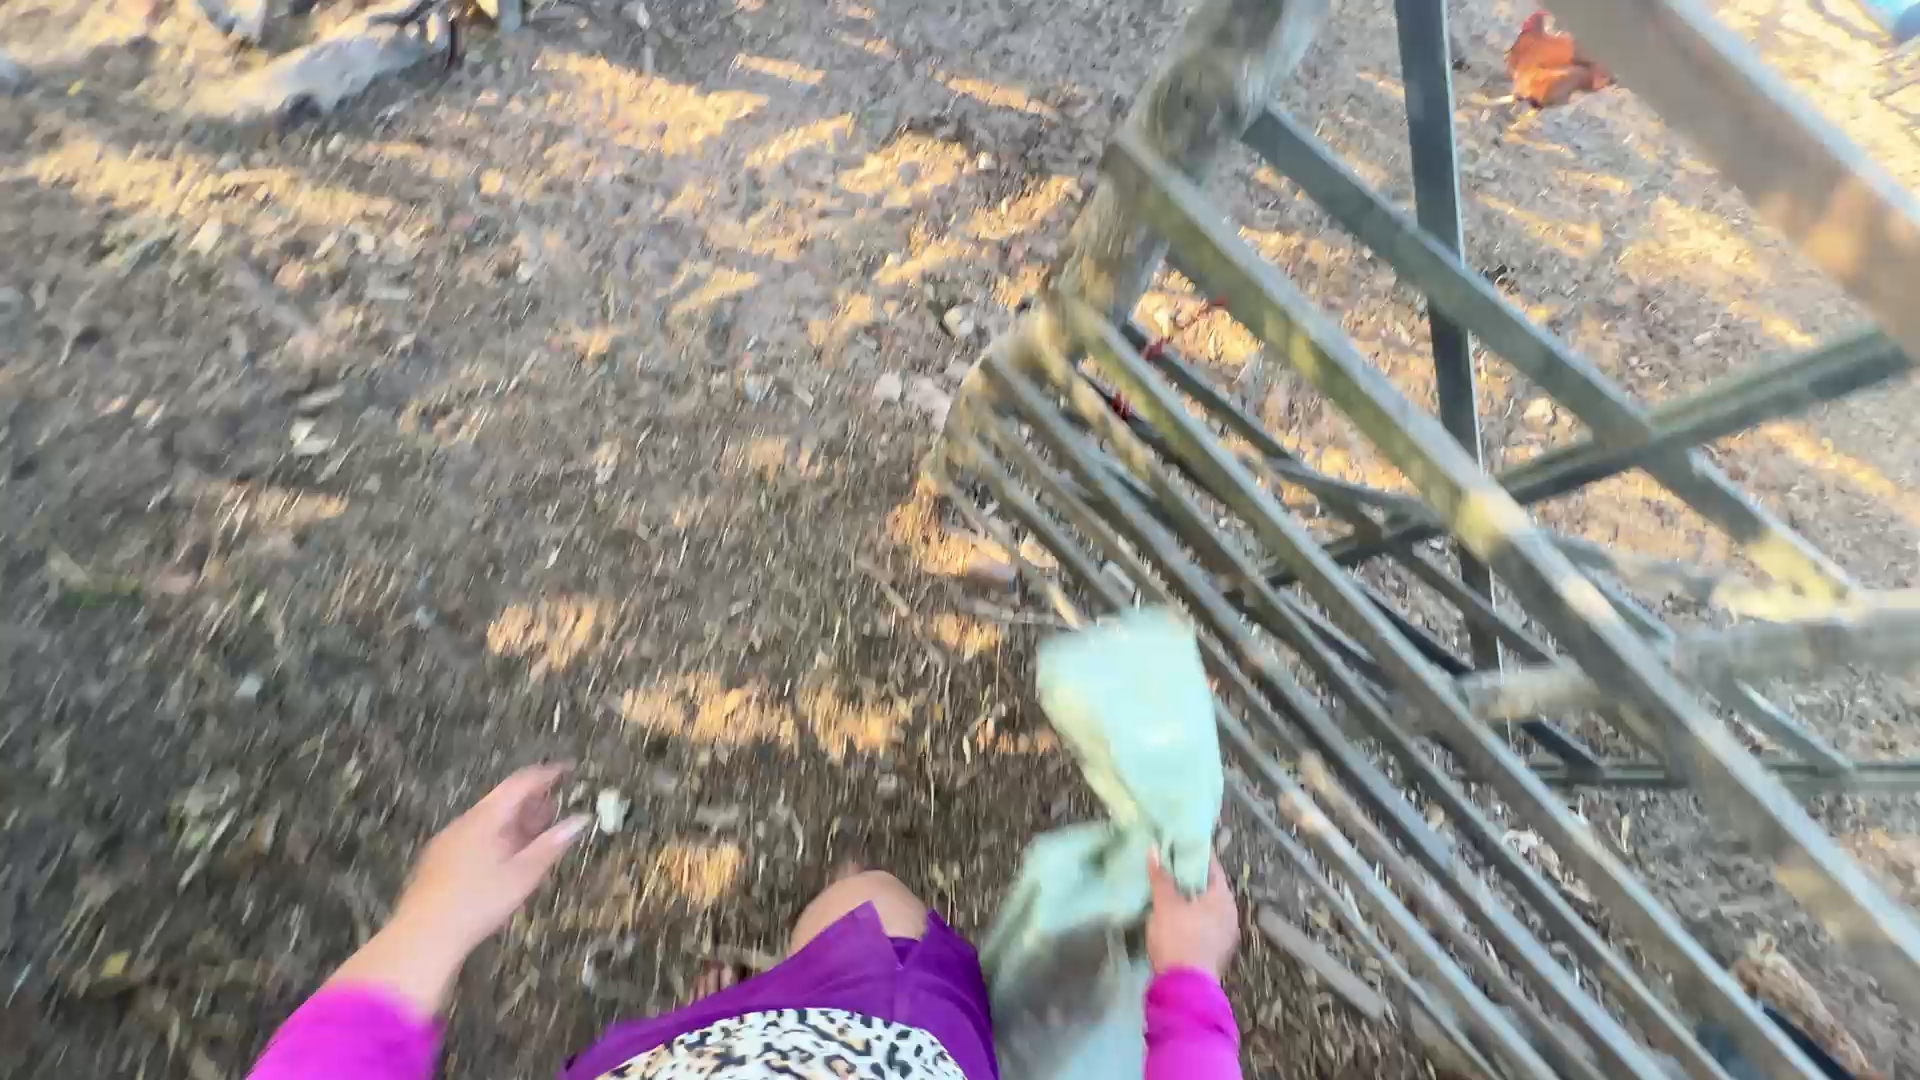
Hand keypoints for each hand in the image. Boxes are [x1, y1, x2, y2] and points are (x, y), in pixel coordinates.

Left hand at [391, 763, 589, 950]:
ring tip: (541, 832)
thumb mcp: (524, 873)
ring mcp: (448, 842)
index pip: (521, 782)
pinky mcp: (439, 861)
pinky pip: (478, 835)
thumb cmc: (479, 902)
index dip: (548, 773)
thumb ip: (553, 843)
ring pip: (490, 819)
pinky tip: (510, 856)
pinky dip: (501, 835)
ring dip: (519, 820)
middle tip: (561, 807)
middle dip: (535, 800)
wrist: (419, 941)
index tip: (570, 769)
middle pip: (504, 799)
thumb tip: (582, 819)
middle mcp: (465, 822)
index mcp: (486, 818)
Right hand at [1145, 851, 1238, 980]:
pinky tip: (1171, 911)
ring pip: (1205, 906)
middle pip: (1208, 886)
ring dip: (1188, 896)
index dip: (1194, 852)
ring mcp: (1224, 936)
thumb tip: (1155, 848)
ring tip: (1165, 884)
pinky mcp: (1214, 952)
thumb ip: (1161, 876)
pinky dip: (1189, 913)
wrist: (1184, 990)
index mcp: (1223, 898)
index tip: (1177, 841)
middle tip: (1167, 861)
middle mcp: (1230, 915)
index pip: (1211, 866)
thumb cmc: (1179, 938)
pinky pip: (1202, 922)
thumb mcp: (1165, 904)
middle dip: (1188, 874)